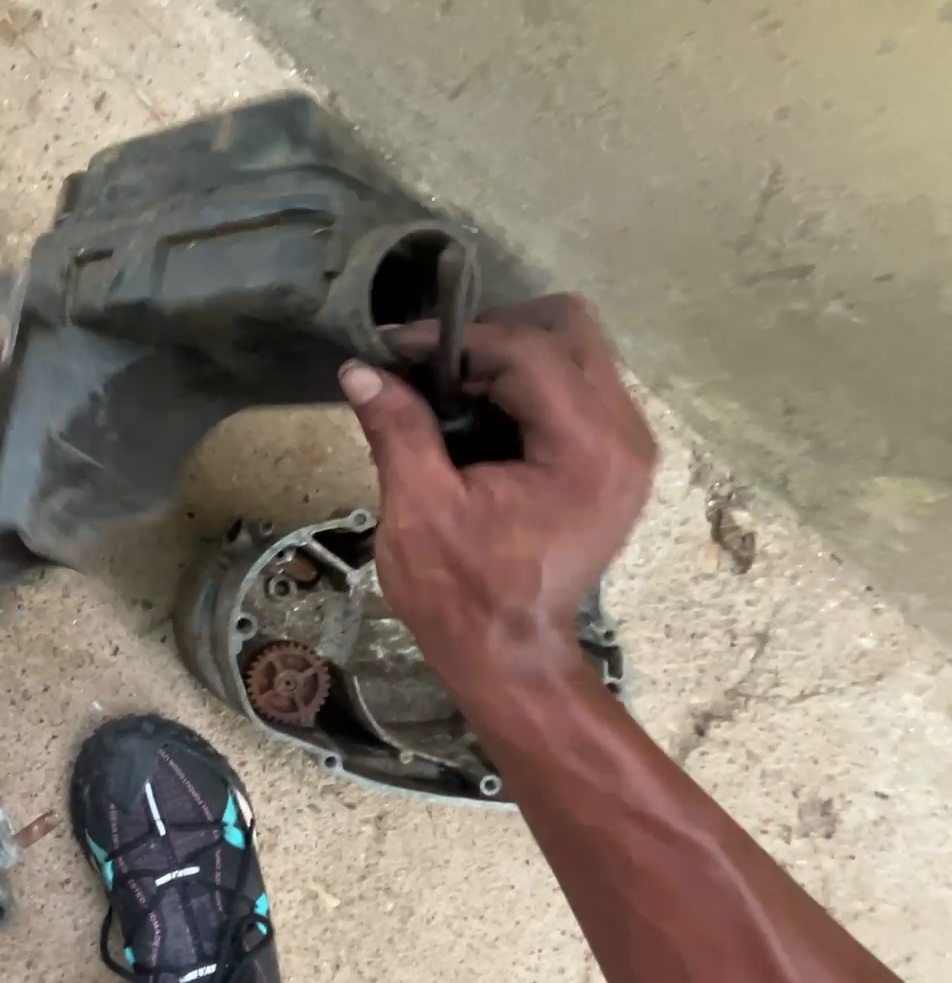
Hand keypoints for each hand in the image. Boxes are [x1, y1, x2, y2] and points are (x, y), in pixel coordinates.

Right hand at [339, 296, 657, 688]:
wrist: (504, 651)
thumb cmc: (459, 589)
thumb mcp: (418, 507)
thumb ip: (397, 429)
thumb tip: (358, 371)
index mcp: (584, 449)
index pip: (528, 351)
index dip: (454, 339)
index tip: (393, 350)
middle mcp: (623, 436)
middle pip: (570, 332)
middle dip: (491, 335)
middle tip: (429, 369)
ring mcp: (623, 448)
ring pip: (575, 354)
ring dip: (504, 359)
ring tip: (443, 394)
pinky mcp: (610, 462)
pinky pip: (572, 390)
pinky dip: (519, 386)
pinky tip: (471, 419)